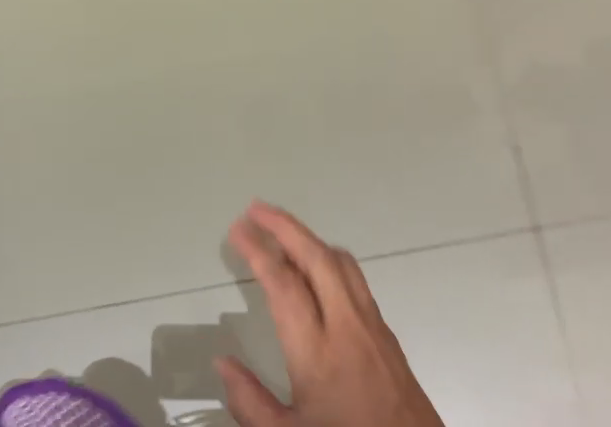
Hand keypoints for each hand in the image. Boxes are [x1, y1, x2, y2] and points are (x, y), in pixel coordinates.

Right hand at [216, 202, 443, 426]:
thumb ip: (251, 402)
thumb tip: (222, 363)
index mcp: (318, 353)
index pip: (284, 285)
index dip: (258, 251)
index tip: (238, 229)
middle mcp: (347, 328)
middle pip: (317, 258)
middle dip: (286, 226)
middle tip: (256, 209)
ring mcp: (372, 328)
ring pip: (342, 263)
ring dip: (310, 239)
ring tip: (283, 231)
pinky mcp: (388, 337)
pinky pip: (356, 281)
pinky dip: (330, 260)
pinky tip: (316, 270)